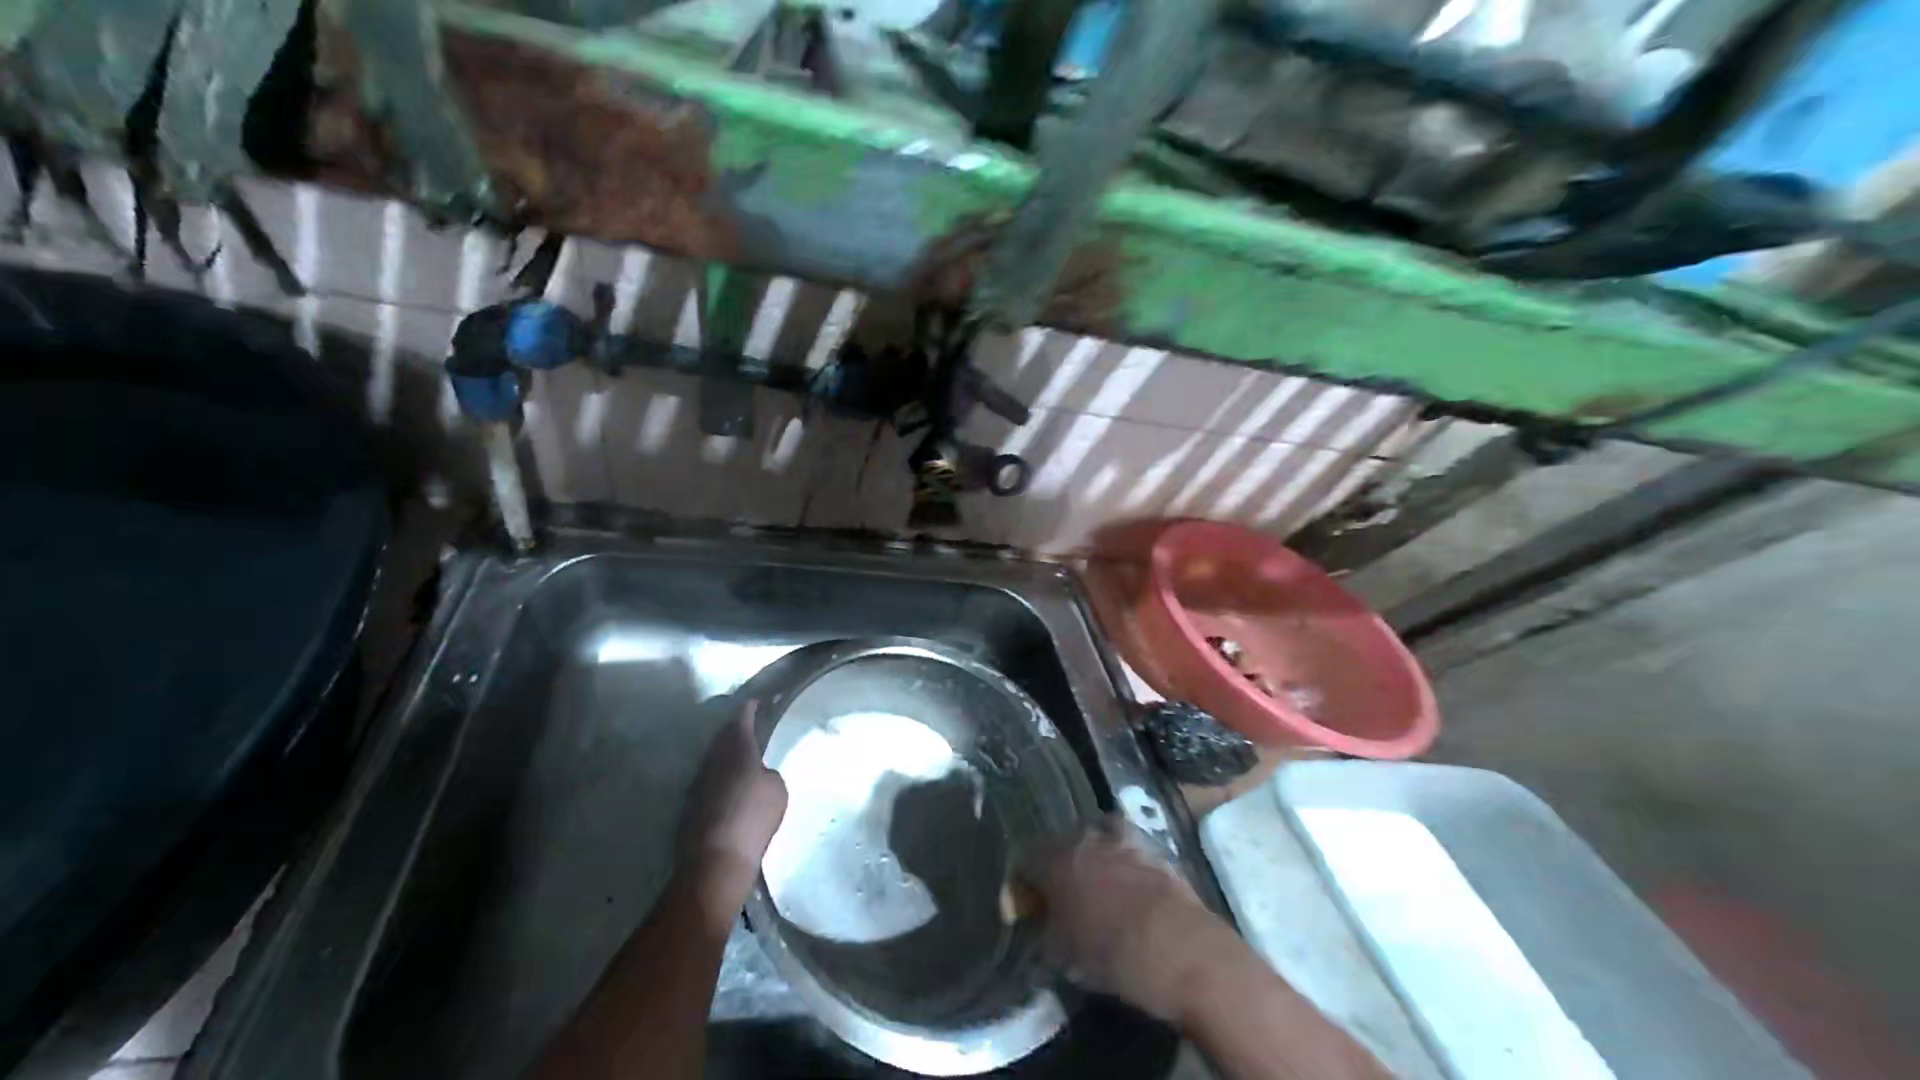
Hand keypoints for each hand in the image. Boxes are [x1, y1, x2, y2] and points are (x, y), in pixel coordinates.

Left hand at [676, 702, 787, 923]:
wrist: (716, 860)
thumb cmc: (753, 817)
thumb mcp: (777, 788)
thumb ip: (767, 773)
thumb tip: (756, 774)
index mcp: (737, 749)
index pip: (741, 719)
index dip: (749, 708)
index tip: (756, 701)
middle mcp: (713, 760)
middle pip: (722, 737)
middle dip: (734, 730)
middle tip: (749, 726)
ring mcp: (698, 782)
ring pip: (713, 759)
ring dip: (725, 754)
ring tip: (740, 755)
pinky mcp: (690, 805)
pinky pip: (708, 780)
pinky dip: (719, 776)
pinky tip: (728, 785)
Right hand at [1021, 815, 1225, 1020]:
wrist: (1181, 950)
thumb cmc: (1111, 954)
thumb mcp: (1063, 954)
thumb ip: (1047, 929)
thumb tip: (1046, 922)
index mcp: (1054, 859)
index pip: (1026, 862)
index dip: (1025, 886)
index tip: (1030, 908)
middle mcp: (1085, 838)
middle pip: (1062, 845)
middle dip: (1060, 867)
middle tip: (1065, 897)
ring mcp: (1123, 839)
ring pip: (1099, 839)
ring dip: (1095, 857)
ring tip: (1101, 886)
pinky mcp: (1156, 849)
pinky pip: (1130, 849)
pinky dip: (1126, 863)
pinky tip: (1131, 888)